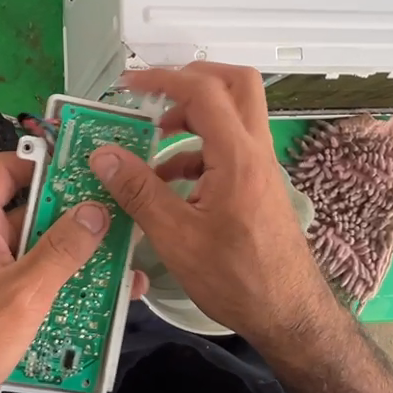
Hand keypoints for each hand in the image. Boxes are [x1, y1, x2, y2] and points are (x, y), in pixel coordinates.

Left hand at [0, 151, 115, 392]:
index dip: (39, 161)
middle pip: (33, 213)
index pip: (3, 169)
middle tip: (122, 218)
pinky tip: (100, 305)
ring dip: (78, 258)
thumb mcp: (22, 294)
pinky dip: (65, 290)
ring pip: (40, 254)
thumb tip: (96, 208)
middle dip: (76, 215)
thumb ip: (61, 250)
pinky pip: (36, 287)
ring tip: (124, 266)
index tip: (82, 168)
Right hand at [90, 63, 345, 349]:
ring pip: (232, 115)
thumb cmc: (236, 279)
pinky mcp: (258, 184)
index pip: (203, 91)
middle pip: (235, 84)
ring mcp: (261, 166)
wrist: (289, 314)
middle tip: (155, 96)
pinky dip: (199, 150)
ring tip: (152, 144)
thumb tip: (103, 155)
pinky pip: (229, 147)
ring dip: (192, 119)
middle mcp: (255, 150)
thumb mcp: (176, 237)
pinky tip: (170, 183)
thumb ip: (139, 191)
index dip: (163, 78)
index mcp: (237, 156)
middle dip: (192, 79)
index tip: (129, 85)